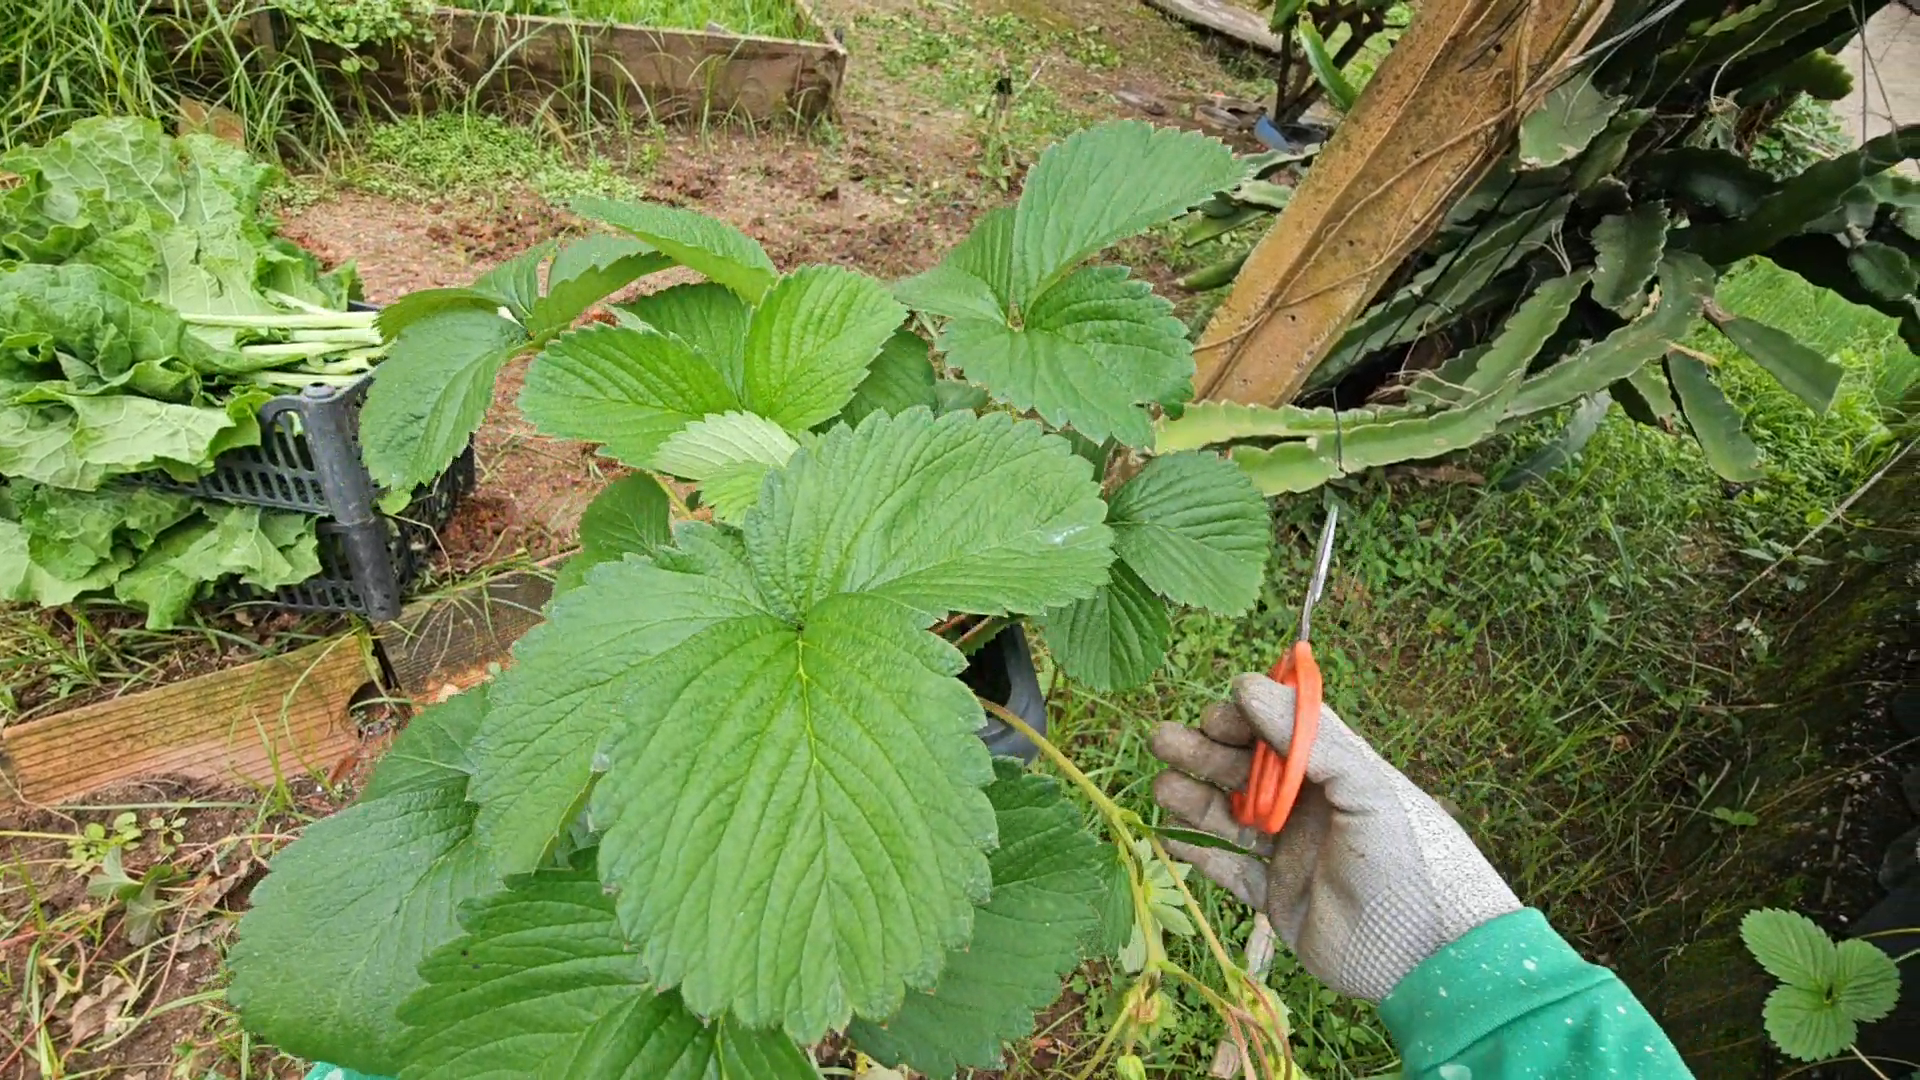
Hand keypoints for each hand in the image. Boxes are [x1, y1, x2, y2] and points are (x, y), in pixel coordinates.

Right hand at [1151, 674, 1519, 1001]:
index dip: (1240, 719)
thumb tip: (1246, 685)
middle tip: (1164, 739)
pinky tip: (1168, 836)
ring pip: (1224, 814)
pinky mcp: (1273, 897)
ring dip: (1190, 797)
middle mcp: (1301, 806)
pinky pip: (1226, 868)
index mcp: (1327, 773)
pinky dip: (1196, 852)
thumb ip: (1309, 736)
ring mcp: (1284, 851)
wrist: (1426, 966)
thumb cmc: (1404, 865)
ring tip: (1160, 786)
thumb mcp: (1365, 789)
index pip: (1272, 730)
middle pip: (1238, 768)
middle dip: (1200, 751)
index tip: (1217, 717)